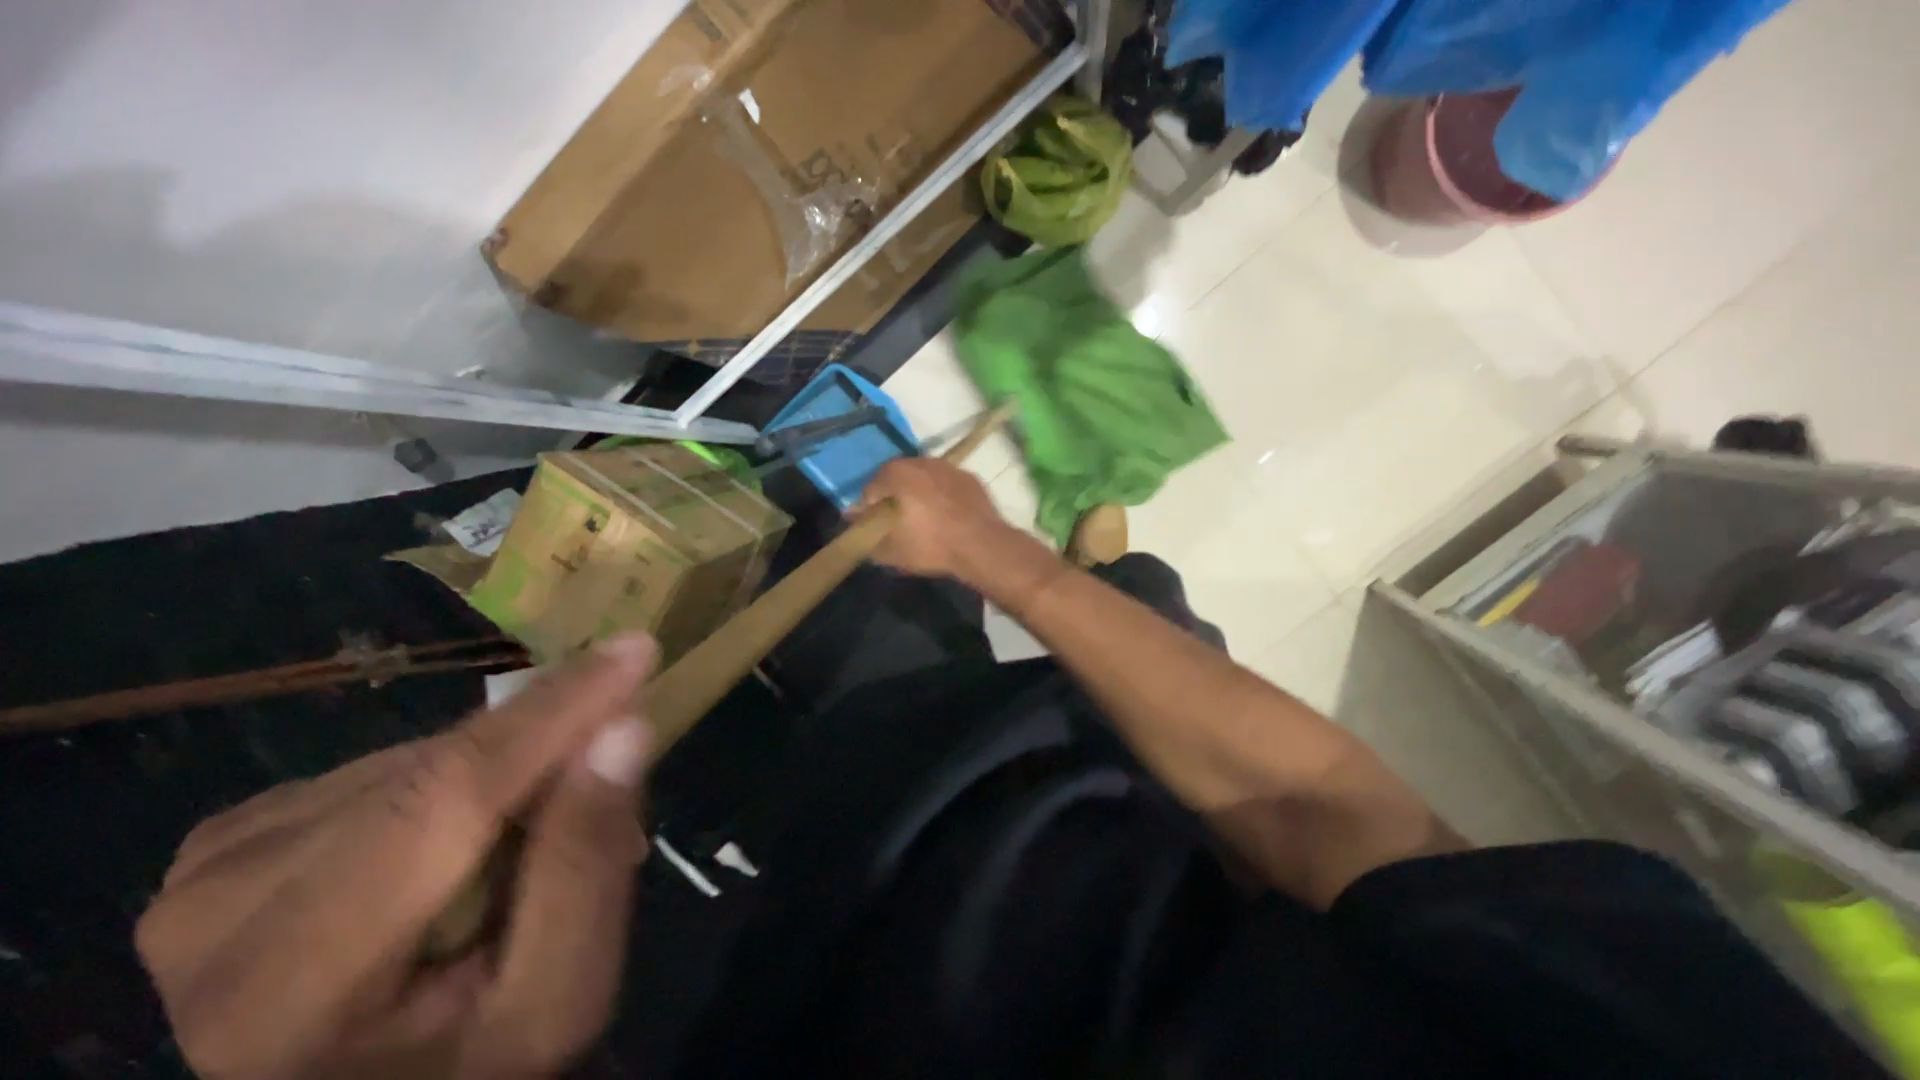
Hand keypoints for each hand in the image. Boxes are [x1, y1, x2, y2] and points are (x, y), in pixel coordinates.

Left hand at [135, 635, 659, 1079]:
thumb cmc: (476, 1067)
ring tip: (539, 838)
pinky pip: (380, 771)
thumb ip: (585, 869)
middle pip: (431, 775)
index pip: (443, 800)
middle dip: (541, 755)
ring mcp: (206, 868)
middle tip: (613, 776)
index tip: (635, 651)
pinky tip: (463, 842)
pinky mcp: (221, 841)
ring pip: (411, 762)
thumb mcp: (559, 1000)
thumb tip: (622, 729)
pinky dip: (448, 787)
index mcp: (291, 982)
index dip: (548, 718)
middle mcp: (215, 909)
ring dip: (499, 775)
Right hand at [853, 457, 1022, 579]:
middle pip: (897, 479)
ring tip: (922, 519)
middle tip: (896, 523)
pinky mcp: (969, 478)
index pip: (870, 489)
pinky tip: (945, 516)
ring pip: (923, 479)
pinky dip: (941, 496)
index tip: (873, 528)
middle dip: (893, 497)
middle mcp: (920, 461)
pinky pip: (946, 485)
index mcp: (896, 473)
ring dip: (918, 494)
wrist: (981, 545)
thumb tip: (852, 520)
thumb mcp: (889, 549)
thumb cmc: (930, 544)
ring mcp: (948, 467)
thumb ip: (864, 532)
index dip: (868, 510)